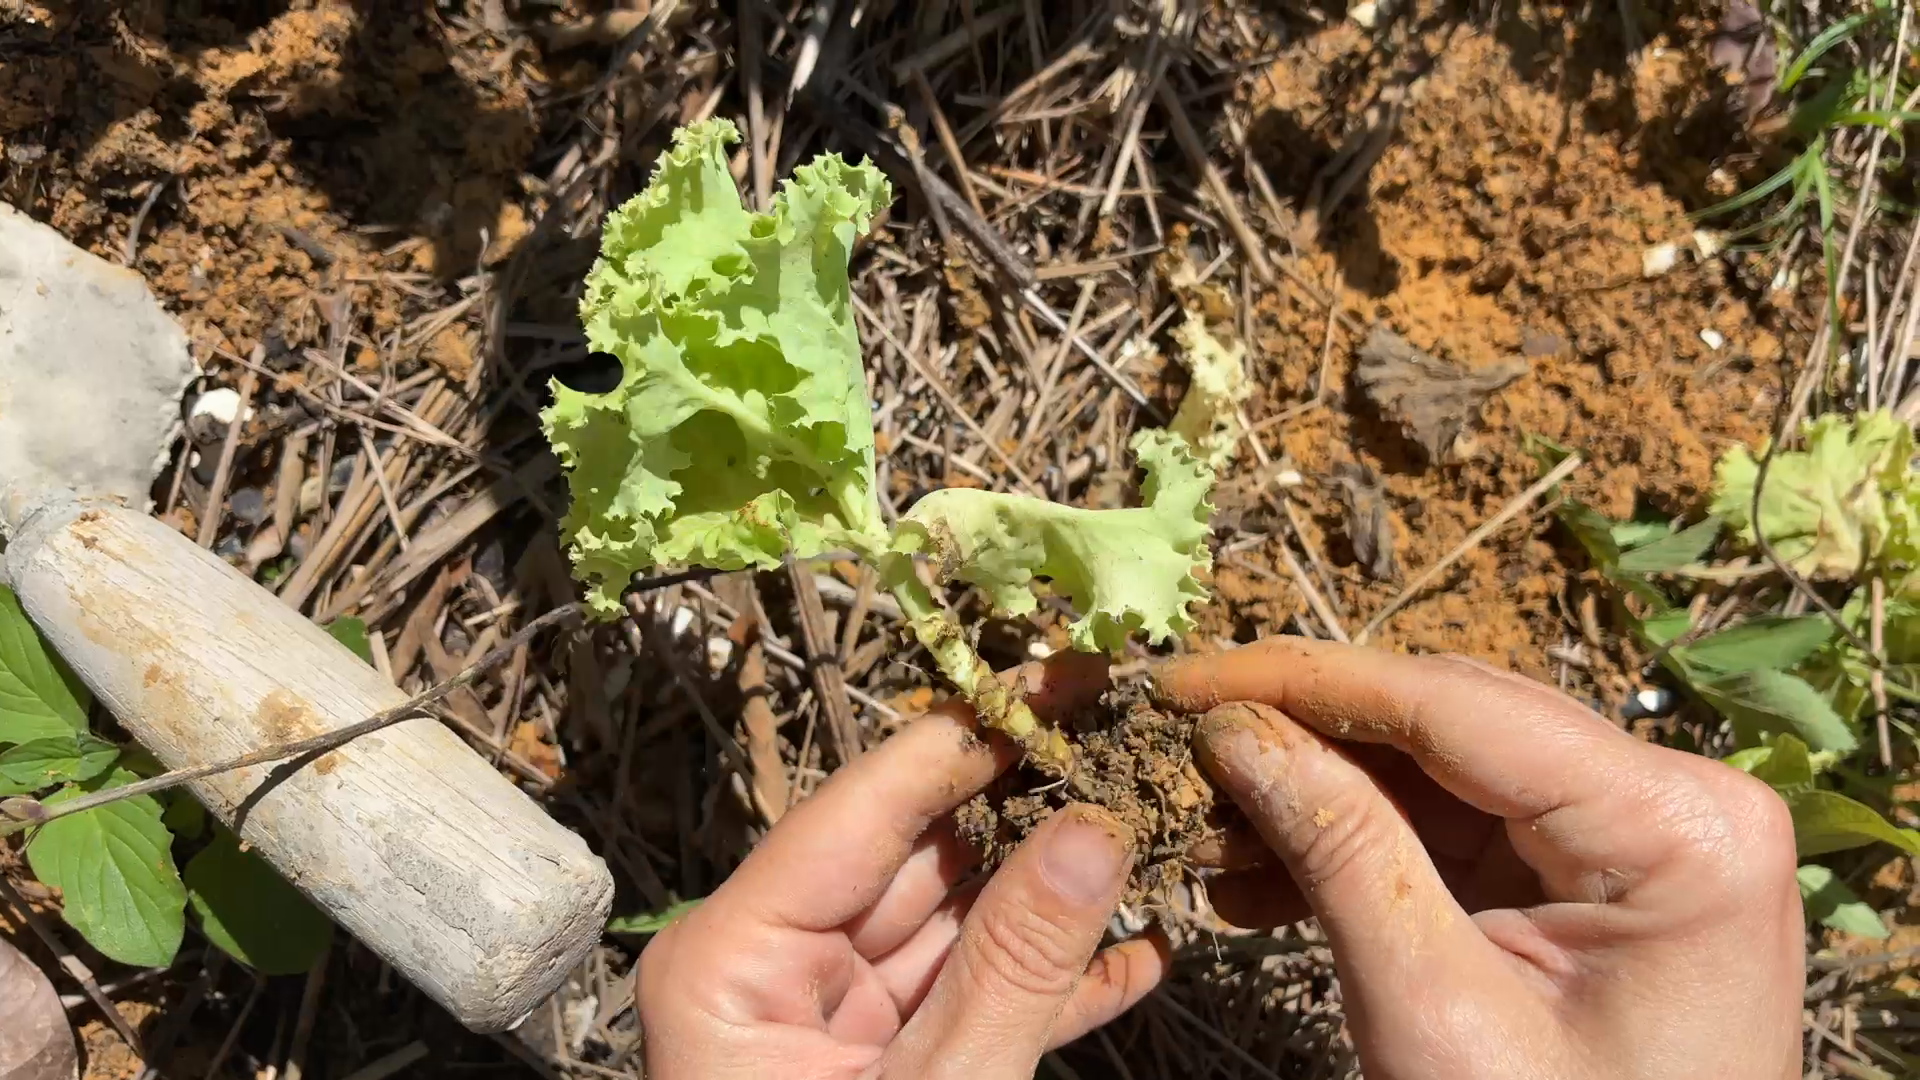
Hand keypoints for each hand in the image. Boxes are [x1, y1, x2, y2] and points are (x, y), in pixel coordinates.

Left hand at [636, 652, 1168, 1078]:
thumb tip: (1095, 827)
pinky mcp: (890, 1053)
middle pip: (923, 848)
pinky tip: (1139, 948)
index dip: (976, 730)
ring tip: (1148, 829)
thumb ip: (1012, 966)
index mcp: (738, 952)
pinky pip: (975, 985)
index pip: (874, 800)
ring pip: (960, 911)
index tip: (1062, 675)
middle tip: (1123, 746)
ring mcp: (837, 1004)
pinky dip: (1052, 972)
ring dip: (1056, 883)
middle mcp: (780, 956)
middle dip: (1031, 801)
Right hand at [1157, 637, 1803, 1079]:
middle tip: (1185, 746)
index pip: (1442, 701)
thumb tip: (1227, 727)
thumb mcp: (1432, 1011)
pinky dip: (1335, 839)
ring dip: (1300, 793)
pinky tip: (1255, 883)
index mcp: (1668, 823)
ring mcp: (1604, 821)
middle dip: (1290, 735)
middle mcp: (1650, 792)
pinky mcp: (1554, 855)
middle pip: (1423, 717)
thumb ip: (1336, 847)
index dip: (1294, 680)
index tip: (1182, 681)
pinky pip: (1420, 813)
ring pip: (1407, 760)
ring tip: (1210, 836)